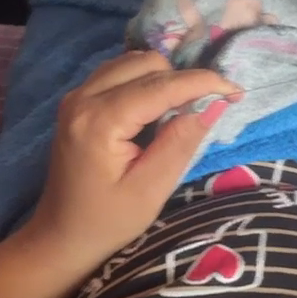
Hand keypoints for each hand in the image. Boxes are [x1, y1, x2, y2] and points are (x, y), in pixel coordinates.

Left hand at [22, 52, 241, 268]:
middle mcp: (83, 98)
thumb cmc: (107, 222)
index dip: (202, 83)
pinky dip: (144, 81)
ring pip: (132, 62)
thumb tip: (214, 105)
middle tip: (205, 110)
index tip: (235, 90)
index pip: (161, 86)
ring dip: (163, 79)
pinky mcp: (77, 101)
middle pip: (146, 64)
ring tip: (180, 112)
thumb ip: (180, 143)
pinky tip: (155, 110)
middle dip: (182, 81)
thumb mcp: (151, 190)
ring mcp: (76, 96)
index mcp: (99, 122)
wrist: (60, 235)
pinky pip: (118, 73)